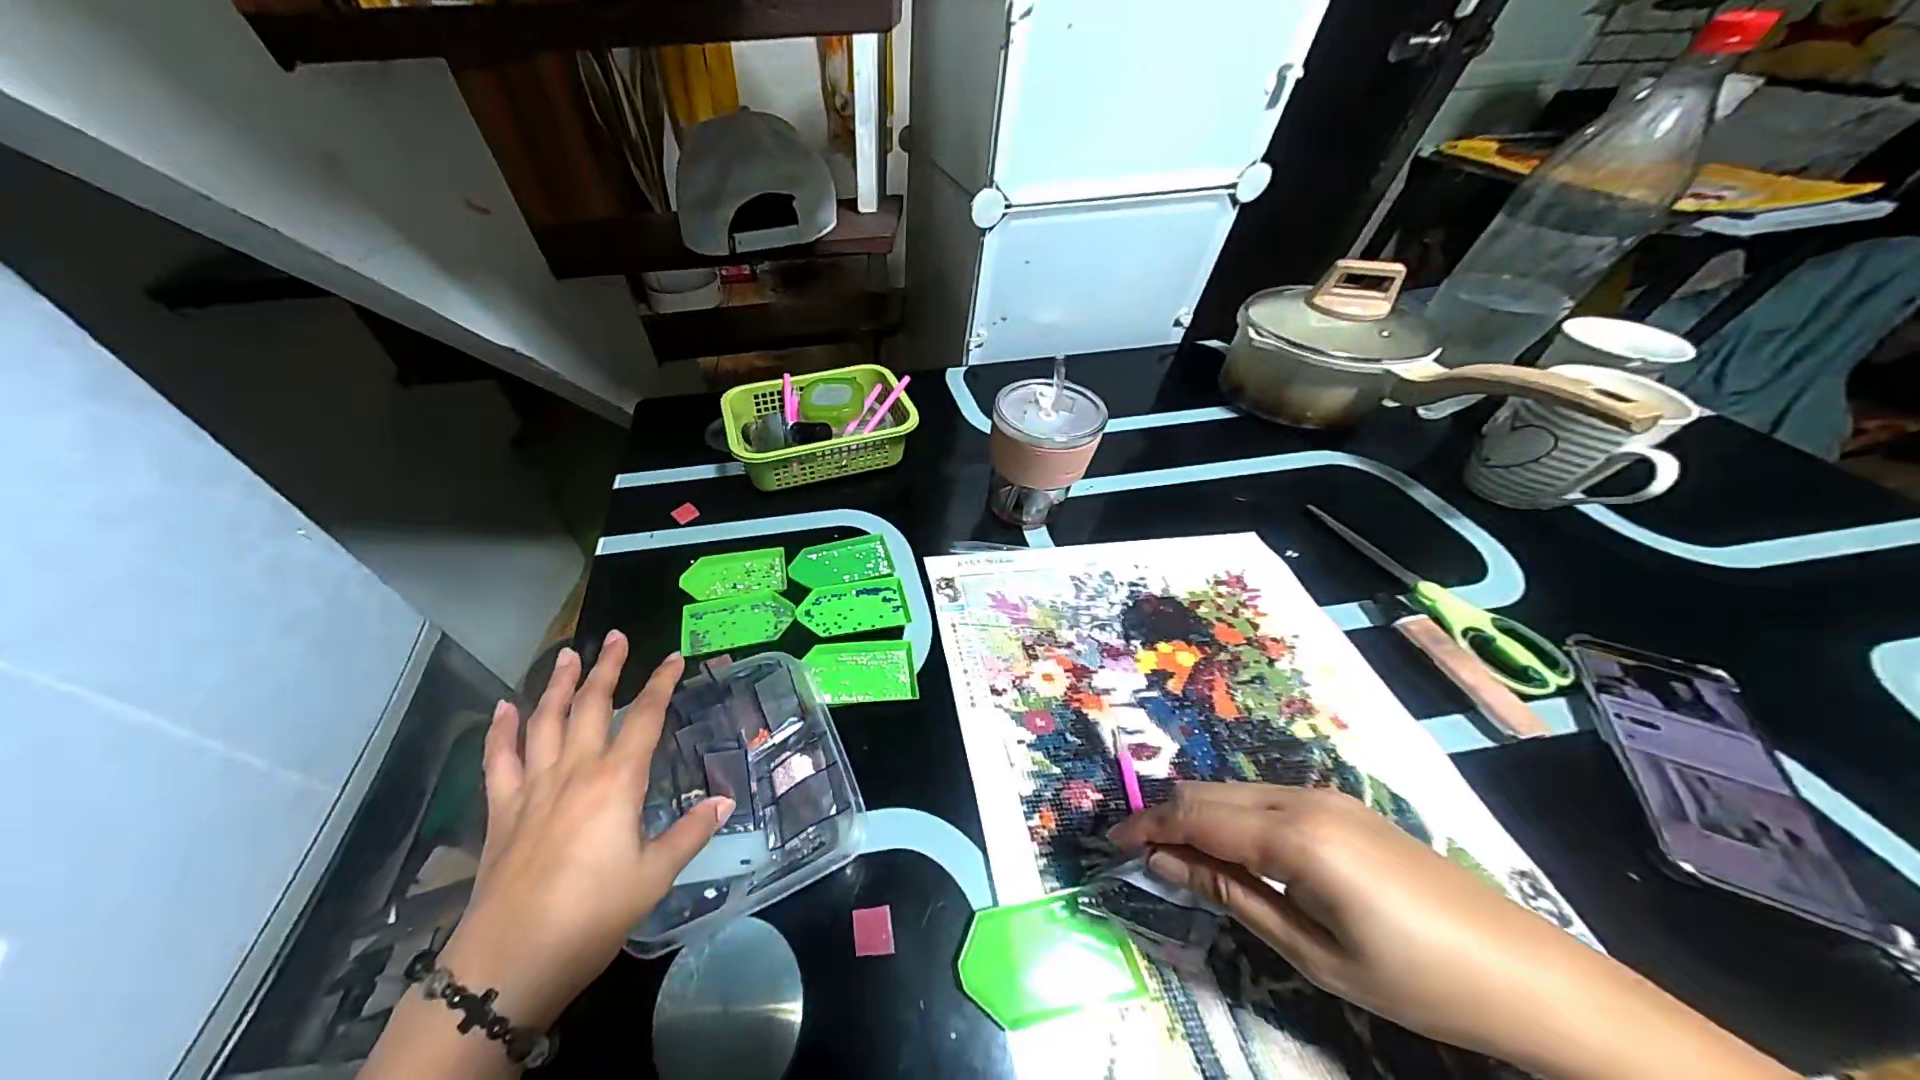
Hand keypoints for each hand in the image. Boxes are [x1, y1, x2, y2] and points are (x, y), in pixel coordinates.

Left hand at [439, 634, 728, 1028]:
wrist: (509, 960)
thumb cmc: (592, 914)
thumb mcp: (654, 876)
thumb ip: (689, 833)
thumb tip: (723, 800)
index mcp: (616, 782)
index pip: (646, 718)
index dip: (661, 684)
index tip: (674, 658)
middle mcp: (574, 772)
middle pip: (592, 706)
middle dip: (606, 668)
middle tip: (614, 637)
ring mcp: (533, 788)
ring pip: (545, 721)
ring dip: (557, 685)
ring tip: (567, 655)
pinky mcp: (502, 811)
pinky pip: (499, 759)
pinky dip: (501, 730)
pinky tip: (505, 708)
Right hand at [1109, 782, 1790, 1079]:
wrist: (1529, 976)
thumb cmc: (1414, 980)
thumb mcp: (1310, 951)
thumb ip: (1230, 892)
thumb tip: (1163, 860)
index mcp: (1293, 834)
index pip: (1194, 816)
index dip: (1146, 826)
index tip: (1109, 842)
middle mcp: (1303, 797)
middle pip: (1208, 791)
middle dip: (1163, 814)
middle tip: (1131, 847)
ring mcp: (1327, 795)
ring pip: (1235, 789)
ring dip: (1195, 812)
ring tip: (1169, 849)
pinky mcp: (1343, 804)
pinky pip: (1265, 797)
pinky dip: (1230, 814)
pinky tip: (1225, 843)